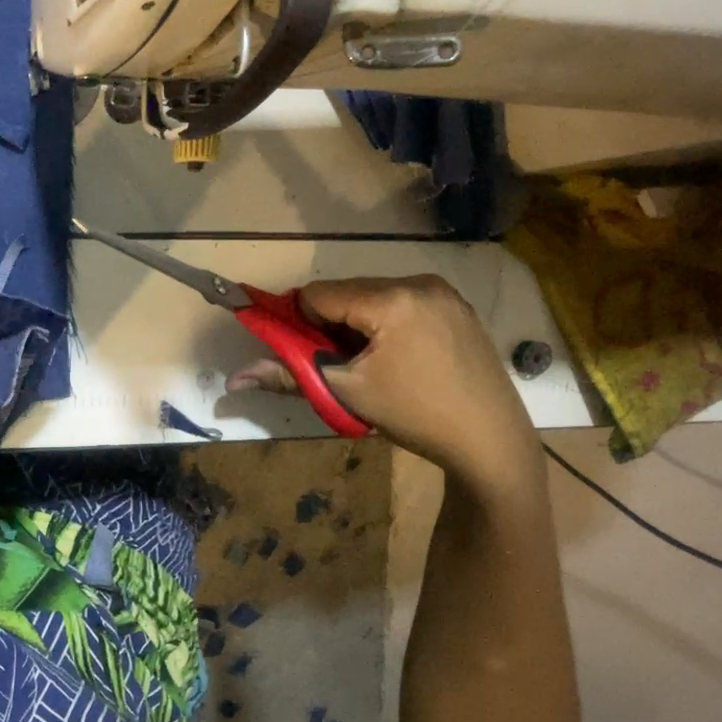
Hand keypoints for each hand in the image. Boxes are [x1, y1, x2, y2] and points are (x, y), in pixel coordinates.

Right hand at [227, 276, 537, 483]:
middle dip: (331, 324)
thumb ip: (288, 376)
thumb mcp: (345, 394)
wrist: (489, 439)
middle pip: (347, 292)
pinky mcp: (459, 308)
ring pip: (374, 298)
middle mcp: (419, 282)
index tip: (308, 356)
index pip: (318, 294)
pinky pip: (404, 304)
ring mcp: (444, 294)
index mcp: (390, 299)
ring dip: (358, 325)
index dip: (300, 323)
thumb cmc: (413, 414)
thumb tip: (232, 379)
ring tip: (371, 367)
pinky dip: (386, 325)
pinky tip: (399, 362)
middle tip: (340, 367)